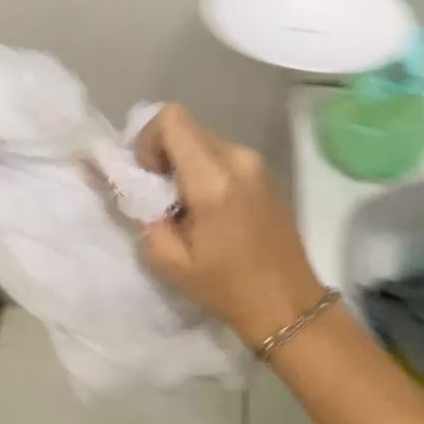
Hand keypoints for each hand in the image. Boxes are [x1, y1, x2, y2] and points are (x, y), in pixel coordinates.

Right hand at [136, 104, 327, 344]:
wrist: (288, 304)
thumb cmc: (227, 288)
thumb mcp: (170, 261)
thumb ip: (144, 213)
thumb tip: (136, 185)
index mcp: (213, 179)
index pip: (171, 119)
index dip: (149, 140)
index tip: (151, 177)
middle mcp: (238, 159)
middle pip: (187, 129)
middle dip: (166, 155)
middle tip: (164, 197)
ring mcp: (256, 162)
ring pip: (204, 141)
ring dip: (187, 164)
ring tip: (190, 209)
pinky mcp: (265, 171)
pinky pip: (224, 155)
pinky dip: (207, 171)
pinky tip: (213, 211)